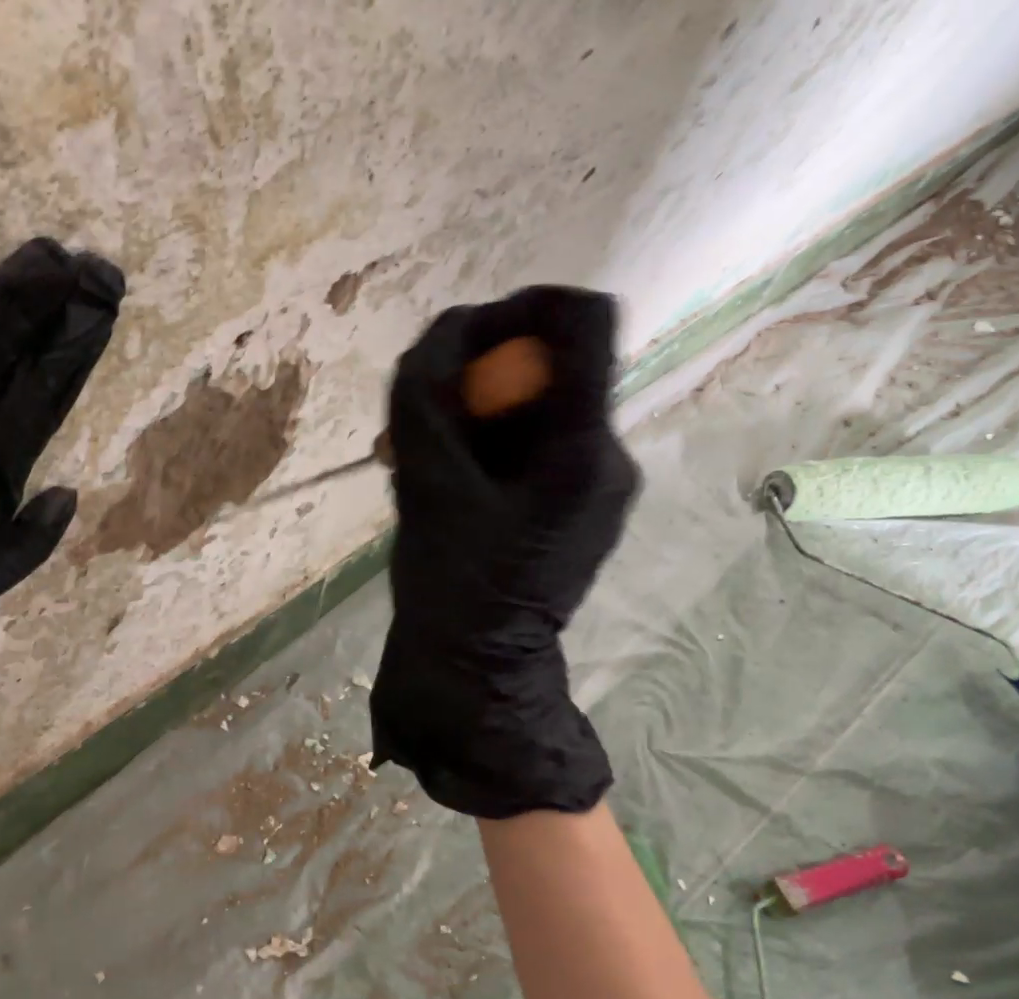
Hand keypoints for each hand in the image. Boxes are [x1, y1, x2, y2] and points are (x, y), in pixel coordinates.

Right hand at [368, 286, 637, 818]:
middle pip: (552, 366)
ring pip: (534, 407)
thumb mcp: (424, 480)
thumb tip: (448, 328)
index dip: (521, 307)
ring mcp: (596, 483)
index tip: (463, 341)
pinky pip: (531, 446)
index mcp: (582, 446)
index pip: (584, 321)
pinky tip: (439, 482)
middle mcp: (606, 453)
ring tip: (413, 457)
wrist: (477, 672)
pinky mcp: (576, 505)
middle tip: (418, 414)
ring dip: (470, 415)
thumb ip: (427, 394)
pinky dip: (482, 447)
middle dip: (477, 375)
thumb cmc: (451, 583)